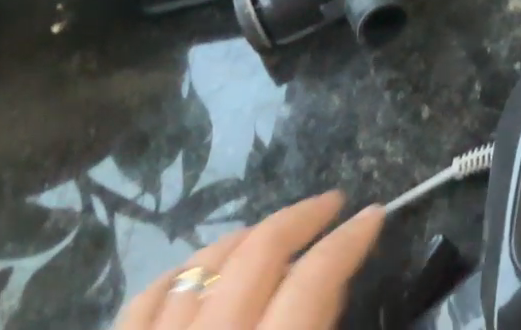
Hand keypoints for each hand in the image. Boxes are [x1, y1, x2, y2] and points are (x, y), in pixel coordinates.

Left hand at [117, 192, 383, 329]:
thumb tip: (328, 287)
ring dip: (246, 238)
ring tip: (274, 231)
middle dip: (303, 217)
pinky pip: (146, 299)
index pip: (314, 278)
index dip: (349, 240)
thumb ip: (316, 328)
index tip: (374, 214)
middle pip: (259, 253)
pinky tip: (199, 266)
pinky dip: (180, 273)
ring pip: (203, 265)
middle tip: (334, 203)